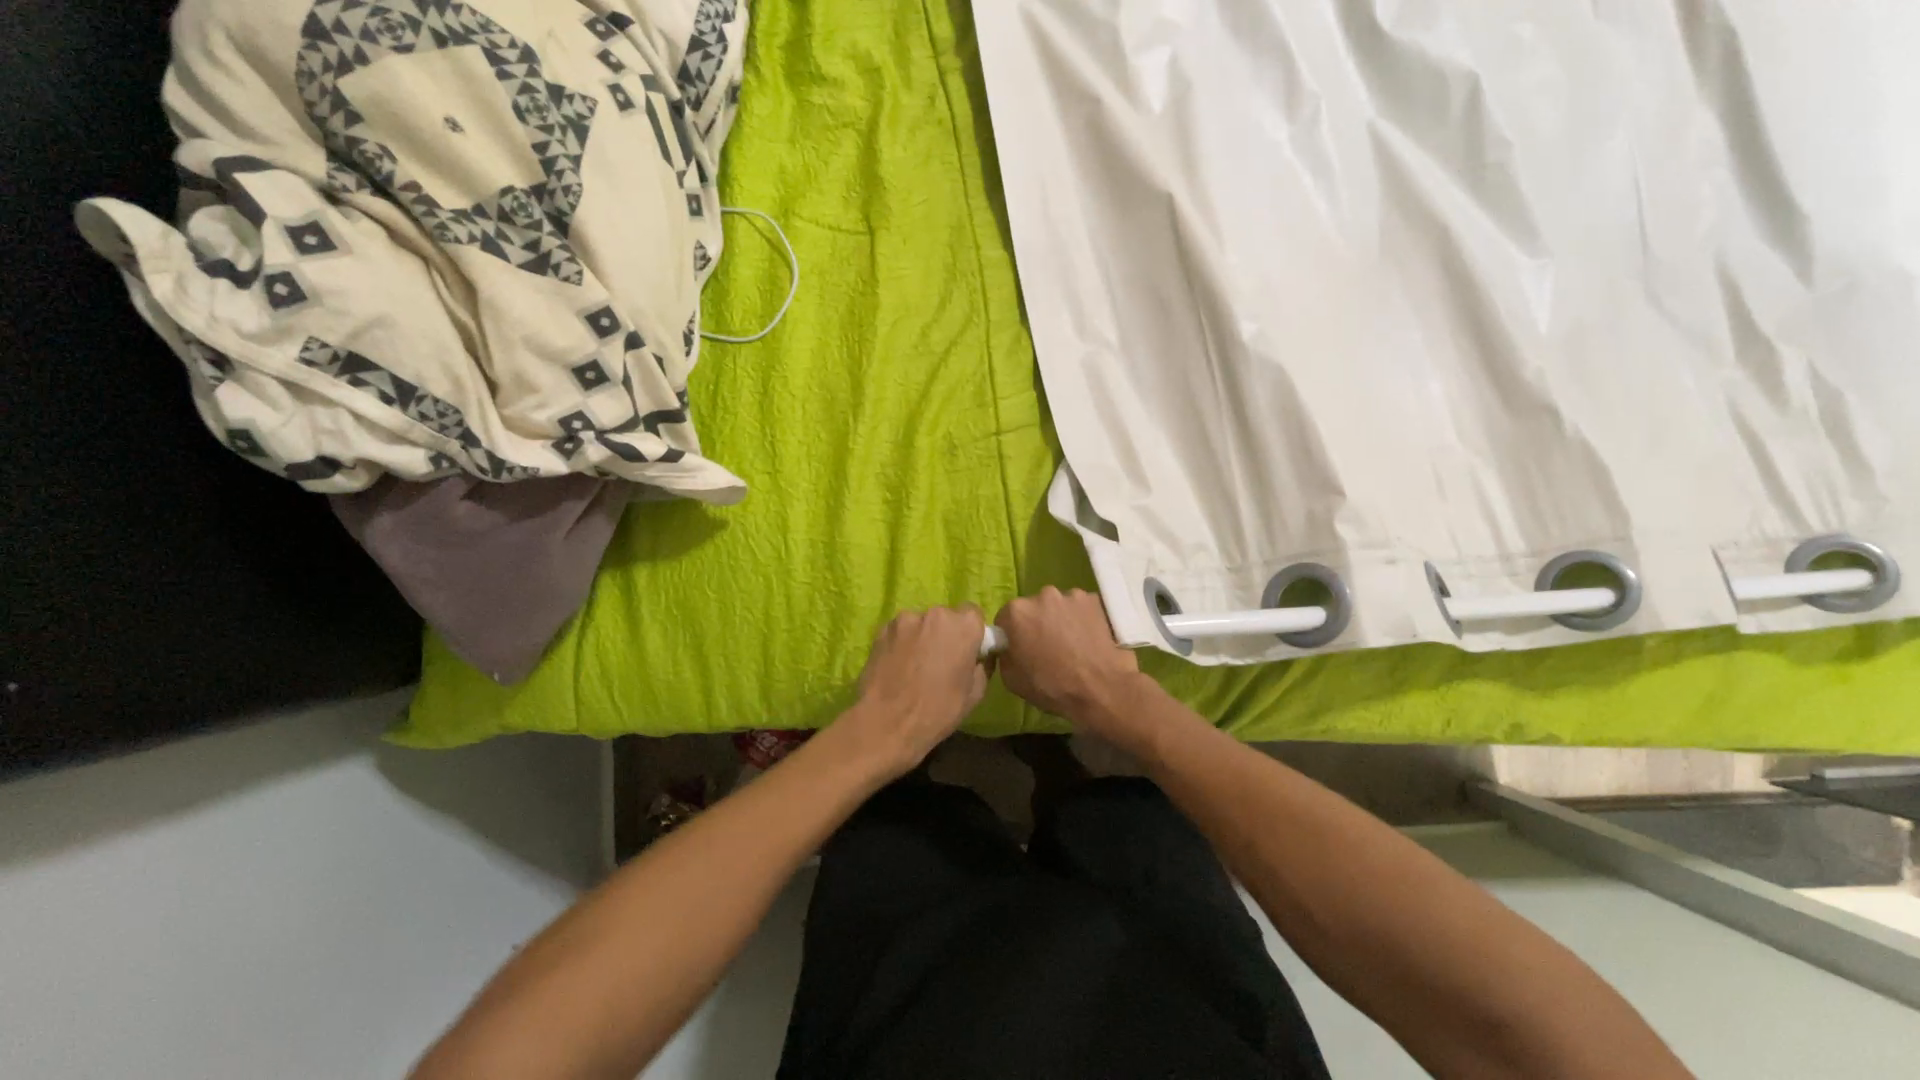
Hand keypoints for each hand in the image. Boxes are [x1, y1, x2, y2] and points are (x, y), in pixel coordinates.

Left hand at [839, 606, 989, 777]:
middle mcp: (935, 614)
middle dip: (945, 634)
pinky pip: (900, 632)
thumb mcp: (975, 693)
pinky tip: (898, 667)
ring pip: (920, 624)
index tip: (966, 652)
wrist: (887, 722)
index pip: (973, 614)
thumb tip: (979, 657)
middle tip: (940, 661)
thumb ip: (983, 665)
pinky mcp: (882, 630)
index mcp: (964, 626)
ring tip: (915, 666)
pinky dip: (902, 644)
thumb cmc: (938, 710)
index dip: (971, 633)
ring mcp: (905, 620)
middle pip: (945, 618)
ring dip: (922, 638)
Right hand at [994, 588, 1143, 729]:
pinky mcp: (1095, 601)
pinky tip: (1088, 640)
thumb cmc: (1052, 686)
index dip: (1011, 634)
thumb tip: (1010, 648)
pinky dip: (1082, 619)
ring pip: (1059, 607)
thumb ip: (1006, 654)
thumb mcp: (1011, 679)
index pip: (1005, 618)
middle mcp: (1042, 595)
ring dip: (1060, 620)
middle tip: (1047, 647)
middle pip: (1033, 608)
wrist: (1100, 688)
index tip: (1020, 648)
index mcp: (1016, 612)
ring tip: (1071, 644)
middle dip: (1037, 623)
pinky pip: (1081, 609)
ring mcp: (1071, 596)